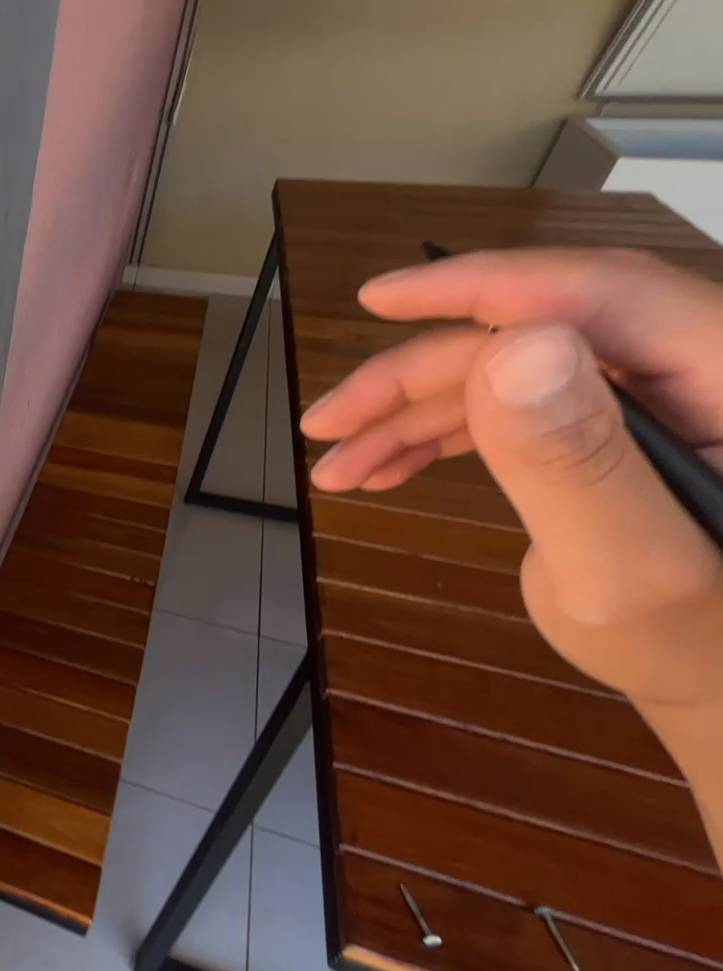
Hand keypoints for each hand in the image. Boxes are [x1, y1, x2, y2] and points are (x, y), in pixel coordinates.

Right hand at [299, 248, 722, 713]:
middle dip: (412, 381)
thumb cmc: (700, 647)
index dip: (482, 287)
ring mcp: (657, 401)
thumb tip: (513, 347)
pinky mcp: (616, 430)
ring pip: (505, 375)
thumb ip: (574, 460)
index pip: (600, 297)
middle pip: (528, 340)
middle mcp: (701, 370)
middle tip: (322, 427)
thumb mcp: (630, 567)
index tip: (375, 298)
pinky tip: (383, 469)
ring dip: (409, 416)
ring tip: (336, 468)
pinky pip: (512, 410)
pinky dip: (437, 436)